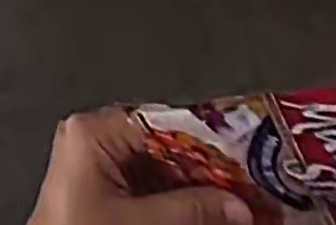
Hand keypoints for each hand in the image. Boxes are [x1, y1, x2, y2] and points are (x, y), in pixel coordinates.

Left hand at [28, 107, 252, 224]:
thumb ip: (189, 211)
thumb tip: (239, 205)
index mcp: (91, 131)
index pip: (156, 122)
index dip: (201, 140)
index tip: (240, 157)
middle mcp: (90, 134)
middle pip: (157, 142)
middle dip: (200, 168)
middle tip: (245, 185)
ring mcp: (92, 158)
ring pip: (154, 164)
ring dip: (190, 185)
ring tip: (233, 201)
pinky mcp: (97, 182)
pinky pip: (142, 181)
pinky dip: (171, 197)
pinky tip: (202, 211)